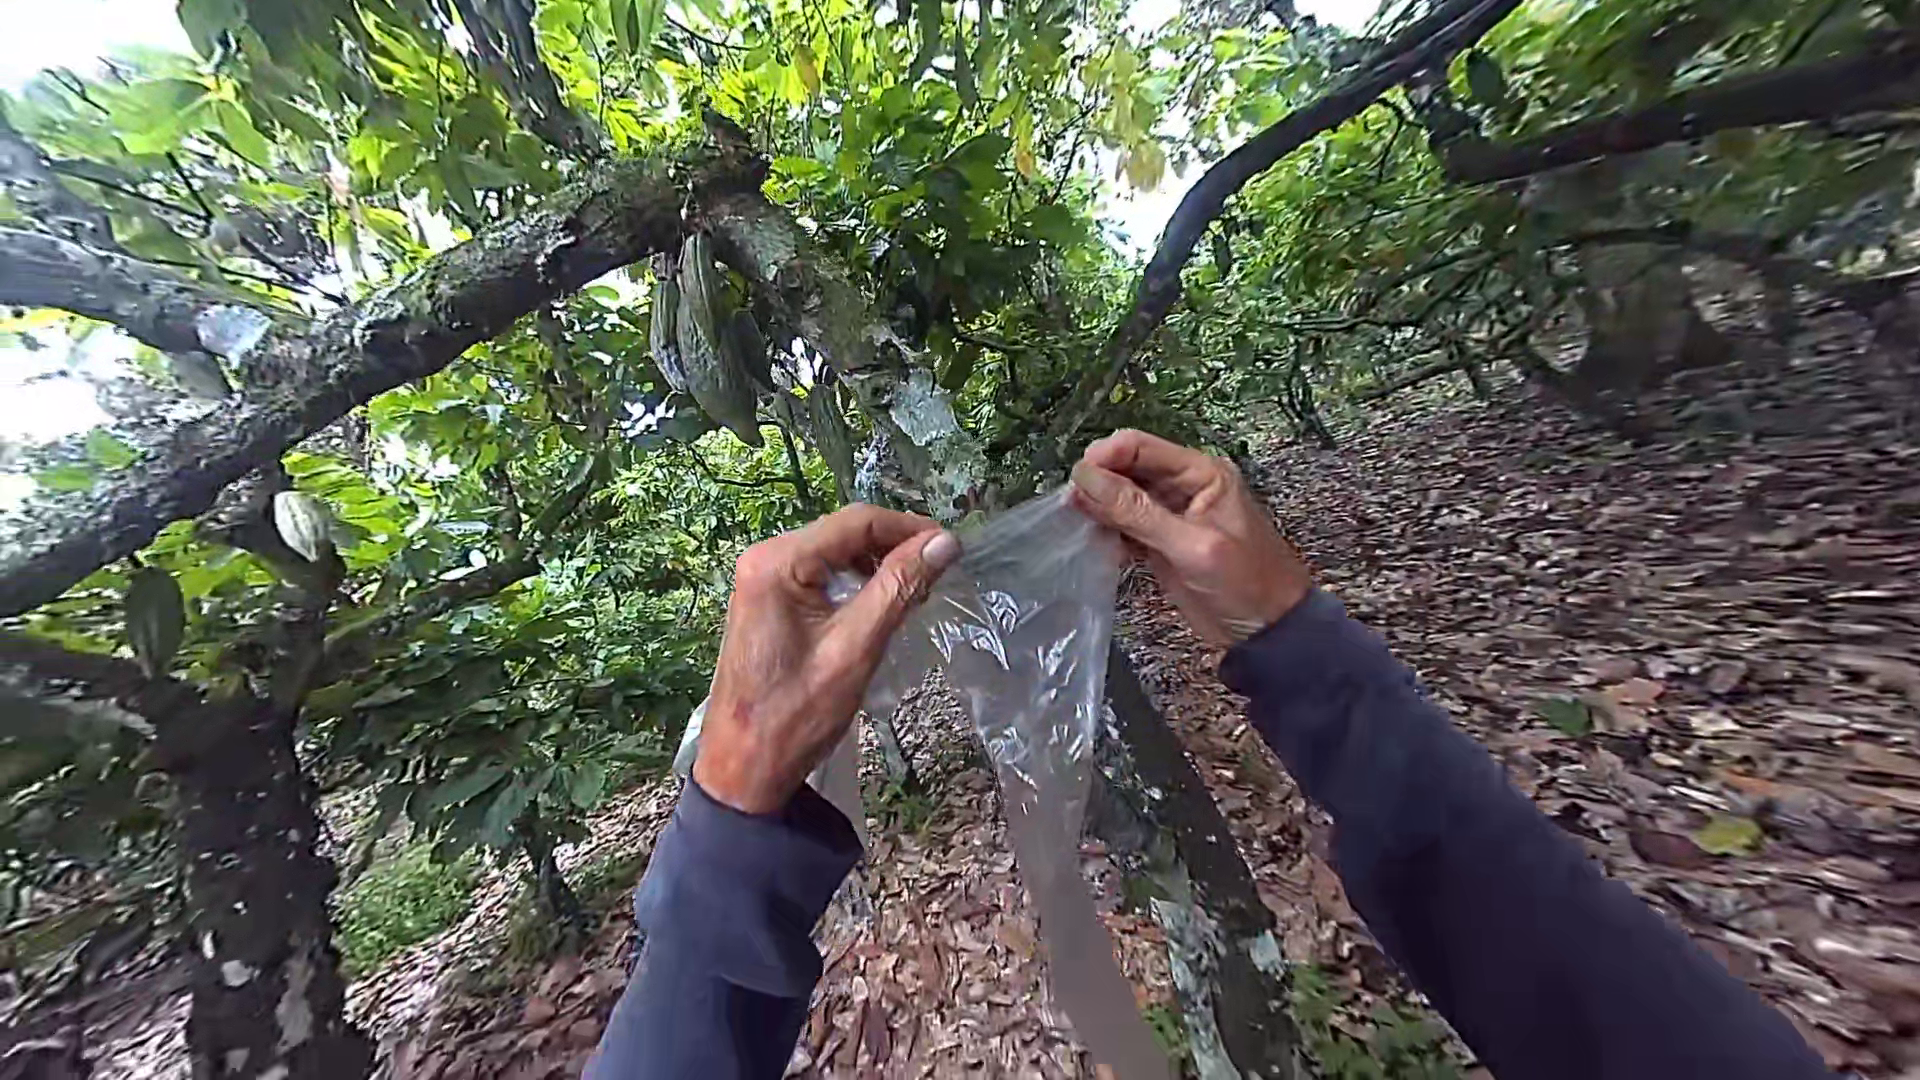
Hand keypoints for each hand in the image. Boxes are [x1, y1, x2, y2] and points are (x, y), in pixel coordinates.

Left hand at [694, 505, 961, 814]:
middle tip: (937, 573)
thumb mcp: (855, 647)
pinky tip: (880, 602)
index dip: (909, 528)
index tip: (951, 547)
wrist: (744, 767)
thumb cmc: (798, 713)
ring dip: (878, 563)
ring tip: (915, 590)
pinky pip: (822, 572)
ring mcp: (764, 575)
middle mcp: (766, 555)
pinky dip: (856, 581)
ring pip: (837, 550)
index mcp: (779, 561)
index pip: (857, 521)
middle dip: (895, 546)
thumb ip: (899, 587)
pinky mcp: (769, 596)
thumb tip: (945, 543)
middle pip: (845, 531)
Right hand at [1070, 430, 1309, 645]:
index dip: (1105, 457)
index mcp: (1199, 472)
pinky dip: (1105, 530)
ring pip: (1119, 497)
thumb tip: (1084, 478)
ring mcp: (1167, 514)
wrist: (1266, 632)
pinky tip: (1091, 541)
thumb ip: (1137, 512)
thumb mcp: (1190, 546)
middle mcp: (1180, 485)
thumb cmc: (1242, 584)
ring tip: (1076, 524)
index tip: (1076, 482)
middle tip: (1070, 507)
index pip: (1140, 447)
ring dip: (1097, 507)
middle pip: (1126, 468)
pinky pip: (1121, 524)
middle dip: (1097, 482)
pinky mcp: (1156, 540)